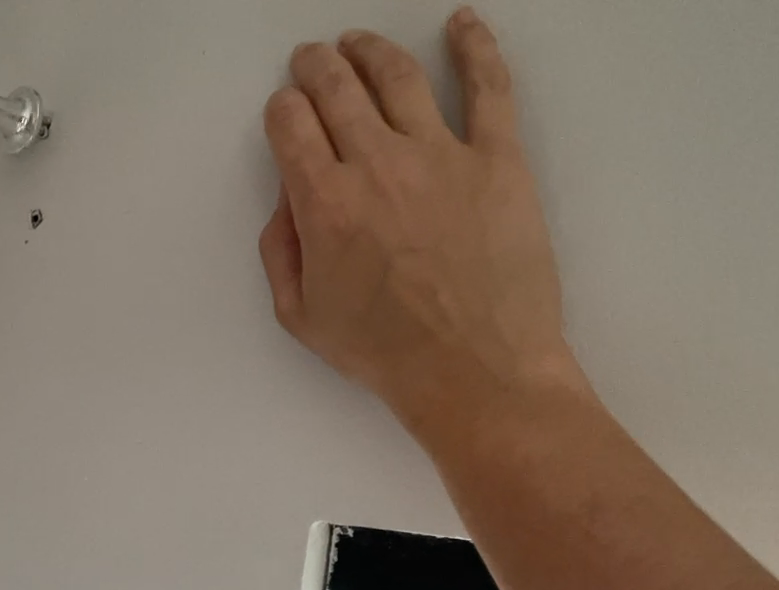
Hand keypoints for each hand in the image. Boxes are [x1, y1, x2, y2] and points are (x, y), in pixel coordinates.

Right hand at [260, 8, 589, 431]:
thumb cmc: (379, 349)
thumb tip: (287, 201)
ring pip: (399, 76)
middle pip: (338, 90)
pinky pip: (489, 86)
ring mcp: (442, 155)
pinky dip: (475, 46)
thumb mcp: (299, 316)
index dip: (281, 111)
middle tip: (309, 58)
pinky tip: (461, 23)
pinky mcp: (498, 158)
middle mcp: (377, 165)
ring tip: (357, 42)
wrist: (471, 366)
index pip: (291, 127)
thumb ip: (280, 251)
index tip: (283, 113)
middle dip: (315, 67)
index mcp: (324, 205)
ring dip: (370, 50)